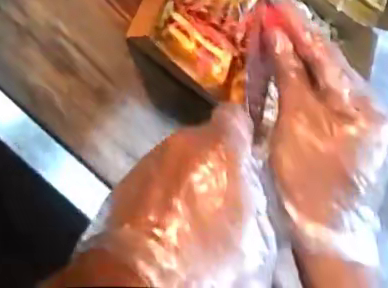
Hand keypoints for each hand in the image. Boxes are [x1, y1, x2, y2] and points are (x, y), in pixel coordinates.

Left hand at [49, 106, 275, 287]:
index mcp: (219, 147)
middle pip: (206, 139)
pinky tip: (170, 223)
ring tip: (196, 216)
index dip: (243, 133)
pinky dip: (166, 191)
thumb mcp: (255, 239)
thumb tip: (256, 188)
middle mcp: (183, 141)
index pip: (235, 116)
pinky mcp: (129, 176)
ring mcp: (153, 155)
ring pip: (180, 158)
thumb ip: (258, 199)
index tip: (248, 154)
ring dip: (190, 178)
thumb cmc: (207, 260)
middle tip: (226, 198)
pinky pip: (158, 176)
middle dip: (216, 162)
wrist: (141, 277)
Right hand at [262, 1, 387, 281]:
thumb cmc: (310, 177)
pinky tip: (287, 65)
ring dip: (299, 54)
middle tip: (272, 9)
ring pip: (326, 77)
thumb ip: (290, 72)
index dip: (297, 24)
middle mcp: (369, 109)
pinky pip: (324, 94)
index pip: (325, 52)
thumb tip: (278, 32)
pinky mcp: (349, 137)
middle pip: (329, 62)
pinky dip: (303, 77)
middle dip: (298, 35)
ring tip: (276, 29)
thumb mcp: (295, 119)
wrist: (325, 240)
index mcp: (363, 103)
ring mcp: (361, 125)